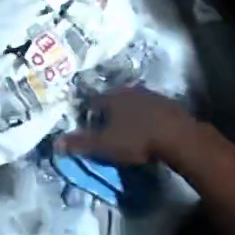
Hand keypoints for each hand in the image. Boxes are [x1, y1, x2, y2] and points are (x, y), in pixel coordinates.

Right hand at [56, 87, 200, 165]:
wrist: (178, 136)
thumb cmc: (137, 139)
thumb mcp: (104, 145)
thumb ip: (80, 143)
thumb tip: (56, 142)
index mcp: (111, 97)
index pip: (92, 101)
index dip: (88, 114)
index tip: (89, 127)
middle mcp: (129, 90)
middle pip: (112, 99)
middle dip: (108, 112)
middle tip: (107, 129)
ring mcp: (150, 94)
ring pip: (132, 102)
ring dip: (128, 113)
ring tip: (127, 130)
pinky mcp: (168, 103)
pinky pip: (150, 108)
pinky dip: (145, 117)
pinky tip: (148, 129)